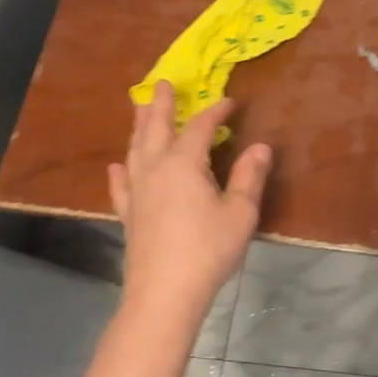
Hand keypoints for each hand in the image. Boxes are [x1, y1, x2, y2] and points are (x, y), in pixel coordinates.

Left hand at [109, 80, 271, 315]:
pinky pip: (121, 185)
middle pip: (156, 128)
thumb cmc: (208, 250)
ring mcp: (137, 192)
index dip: (215, 112)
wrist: (164, 294)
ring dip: (139, 127)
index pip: (200, 127)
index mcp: (184, 163)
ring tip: (140, 108)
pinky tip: (117, 166)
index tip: (229, 101)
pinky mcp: (129, 215)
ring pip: (136, 149)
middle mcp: (155, 169)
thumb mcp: (240, 212)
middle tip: (163, 82)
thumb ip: (249, 177)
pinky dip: (120, 171)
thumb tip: (260, 147)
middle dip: (161, 104)